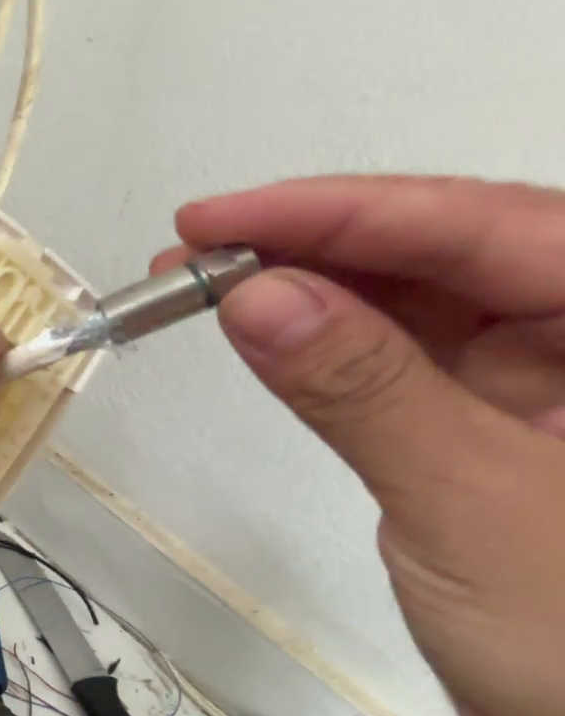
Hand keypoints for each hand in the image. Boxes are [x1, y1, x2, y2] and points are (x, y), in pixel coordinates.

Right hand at [156, 177, 564, 715]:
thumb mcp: (470, 503)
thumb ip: (362, 390)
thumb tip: (250, 296)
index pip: (495, 229)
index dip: (343, 212)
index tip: (215, 219)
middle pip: (456, 249)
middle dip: (314, 242)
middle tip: (188, 252)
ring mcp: (554, 378)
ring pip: (418, 297)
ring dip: (305, 286)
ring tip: (196, 285)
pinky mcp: (497, 420)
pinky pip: (401, 356)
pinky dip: (323, 341)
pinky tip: (261, 329)